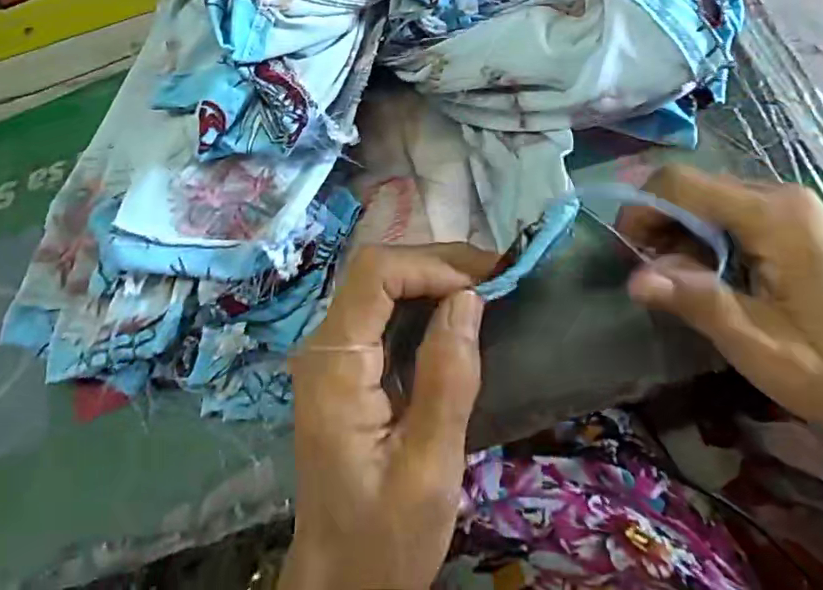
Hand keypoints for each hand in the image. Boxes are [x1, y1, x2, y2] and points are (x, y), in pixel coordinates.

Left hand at [282, 244, 499, 589]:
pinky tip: (457, 313)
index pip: (374, 274)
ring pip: (378, 286)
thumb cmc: (385, 536)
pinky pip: (380, 313)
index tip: (486, 283)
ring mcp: (330, 355)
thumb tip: (469, 297)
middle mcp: (323, 346)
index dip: (431, 265)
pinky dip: (421, 303)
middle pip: (374, 271)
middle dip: (436, 264)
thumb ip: (447, 379)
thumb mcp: (429, 467)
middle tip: (499, 274)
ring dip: (432, 278)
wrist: (339, 581)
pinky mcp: (344, 368)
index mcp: (333, 364)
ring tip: (488, 286)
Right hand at [623, 168, 822, 588]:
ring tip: (677, 278)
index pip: (681, 183)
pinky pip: (730, 212)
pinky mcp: (797, 223)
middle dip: (658, 221)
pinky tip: (709, 274)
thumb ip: (697, 302)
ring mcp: (793, 208)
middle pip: (692, 186)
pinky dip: (704, 236)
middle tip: (649, 270)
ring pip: (707, 198)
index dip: (641, 207)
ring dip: (679, 231)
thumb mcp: (759, 346)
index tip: (625, 248)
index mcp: (775, 216)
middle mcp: (783, 197)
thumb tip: (634, 277)